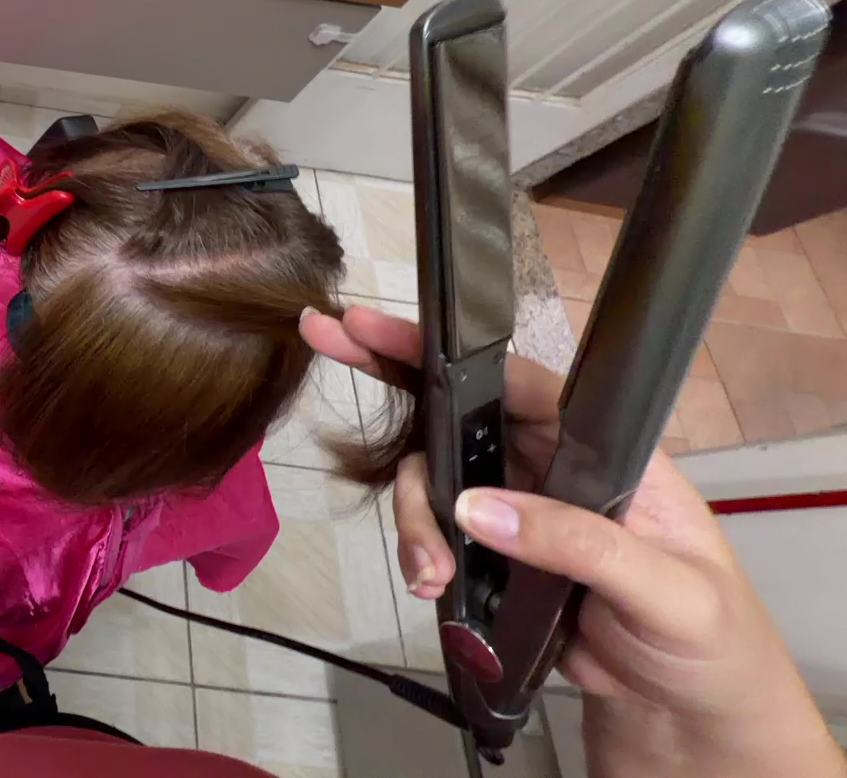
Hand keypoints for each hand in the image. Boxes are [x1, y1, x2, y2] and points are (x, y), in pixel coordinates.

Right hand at [303, 306, 845, 777]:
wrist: (673, 702)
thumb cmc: (704, 638)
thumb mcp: (668, 592)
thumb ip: (578, 543)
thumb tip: (473, 509)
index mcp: (596, 447)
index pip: (513, 379)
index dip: (442, 349)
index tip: (370, 324)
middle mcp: (537, 456)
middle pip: (448, 404)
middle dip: (381, 368)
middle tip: (322, 335)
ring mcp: (499, 493)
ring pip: (424, 474)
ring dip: (412, 516)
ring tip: (429, 571)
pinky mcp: (473, 534)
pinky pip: (422, 522)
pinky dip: (414, 548)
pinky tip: (429, 581)